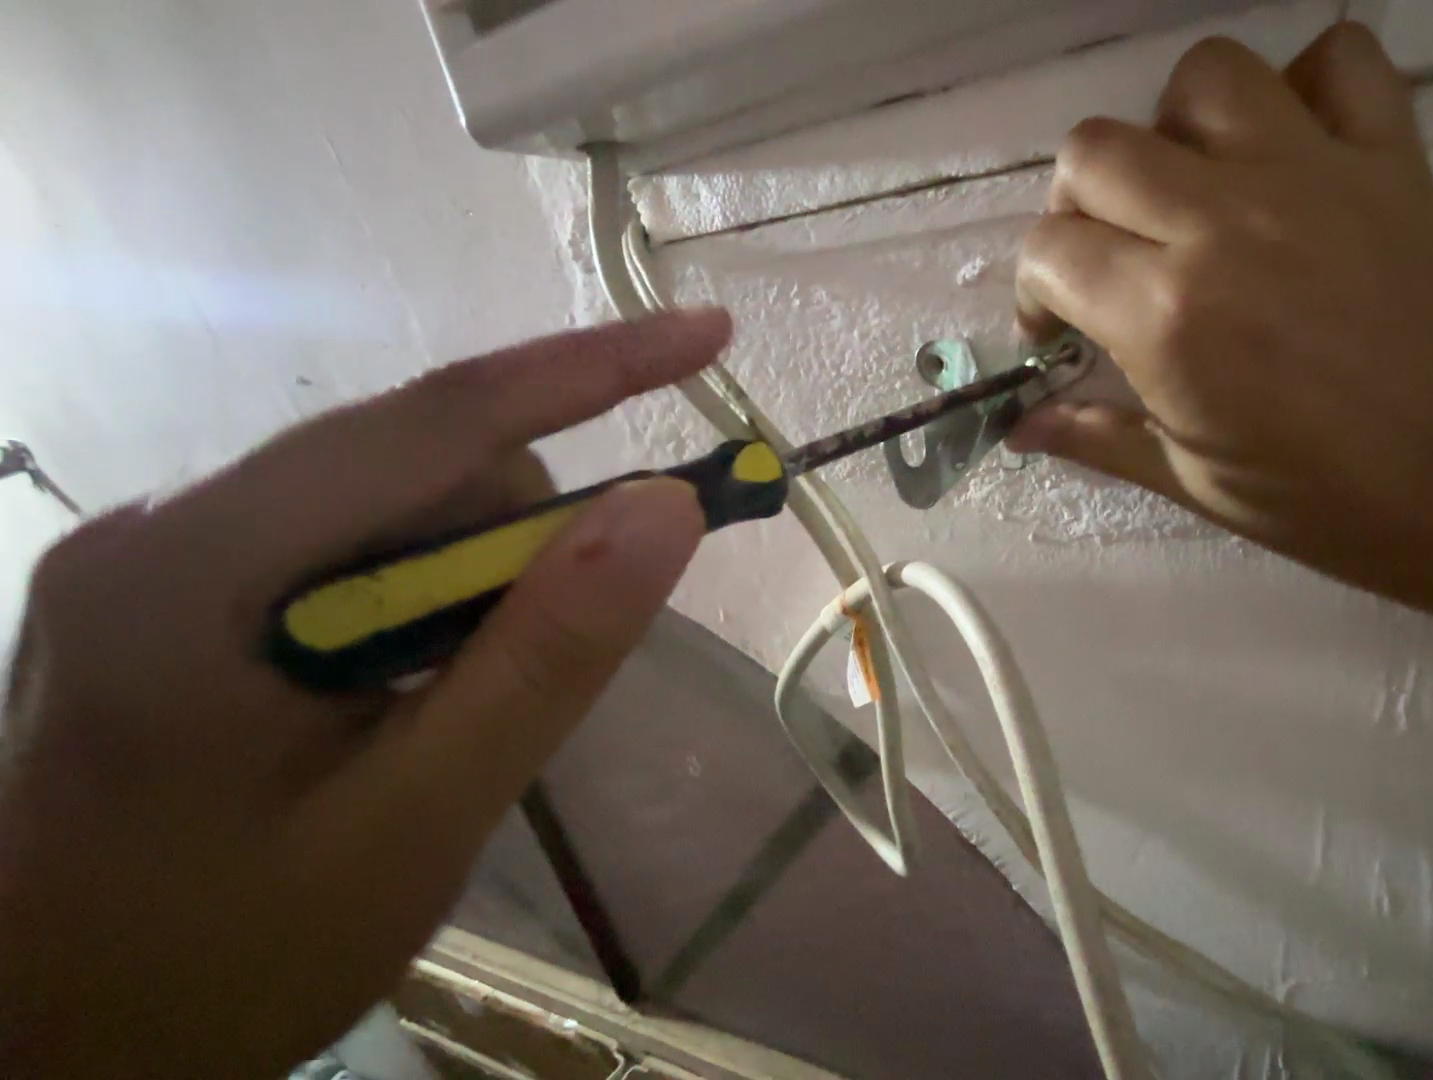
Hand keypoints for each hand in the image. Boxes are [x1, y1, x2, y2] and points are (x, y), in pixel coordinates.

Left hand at [0, 312, 727, 1077]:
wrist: (56, 1056)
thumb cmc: (231, 956)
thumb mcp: (423, 816)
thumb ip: (549, 657)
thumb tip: (668, 509)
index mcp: (201, 568)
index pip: (439, 421)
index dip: (594, 369)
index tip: (710, 337)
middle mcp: (179, 526)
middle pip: (429, 463)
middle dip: (534, 540)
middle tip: (542, 665)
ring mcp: (187, 556)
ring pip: (417, 504)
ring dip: (494, 583)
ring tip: (462, 709)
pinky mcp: (212, 590)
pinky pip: (384, 546)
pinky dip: (451, 600)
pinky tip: (423, 694)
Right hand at [1014, 25, 1432, 866]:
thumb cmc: (1324, 503)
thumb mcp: (1189, 481)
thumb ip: (1093, 438)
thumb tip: (1017, 428)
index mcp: (1164, 316)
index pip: (1048, 251)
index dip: (1035, 294)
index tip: (1059, 336)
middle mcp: (1223, 223)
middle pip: (1095, 150)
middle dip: (1077, 208)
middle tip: (1109, 263)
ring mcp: (1314, 175)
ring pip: (1202, 78)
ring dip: (1173, 131)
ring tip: (1191, 197)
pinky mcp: (1392, 157)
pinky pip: (1339, 58)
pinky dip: (1302, 87)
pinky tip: (1291, 152)